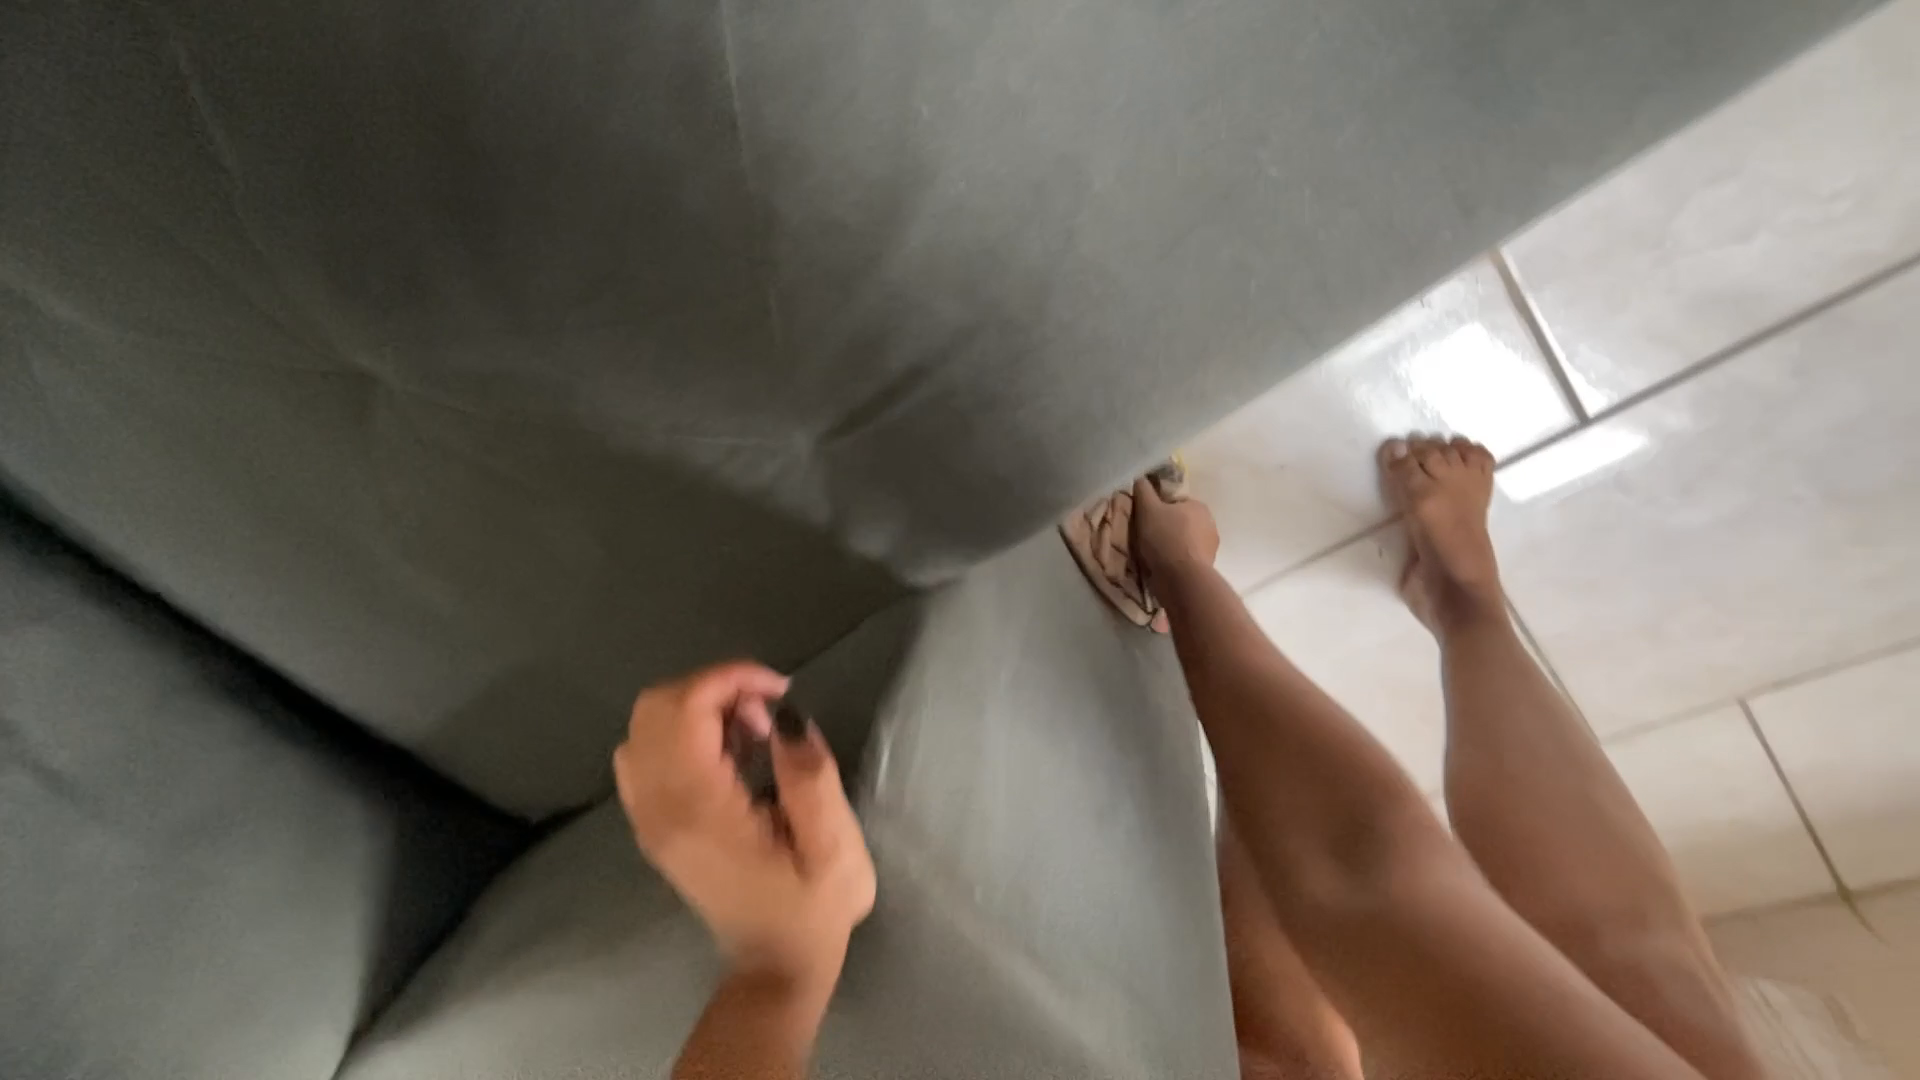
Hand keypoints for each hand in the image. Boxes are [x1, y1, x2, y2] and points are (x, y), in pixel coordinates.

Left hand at [614, 662, 876, 983]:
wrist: (776, 968)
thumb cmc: (811, 907)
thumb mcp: (833, 845)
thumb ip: (810, 775)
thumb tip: (784, 716)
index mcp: (697, 809)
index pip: (683, 708)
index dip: (729, 678)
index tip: (781, 690)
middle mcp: (658, 807)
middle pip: (655, 707)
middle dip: (715, 688)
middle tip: (767, 715)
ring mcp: (649, 816)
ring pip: (649, 724)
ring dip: (702, 708)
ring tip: (755, 734)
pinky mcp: (656, 822)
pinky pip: (648, 751)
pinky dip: (687, 731)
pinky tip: (731, 753)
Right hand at [1130, 475, 1219, 579]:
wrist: (1181, 578)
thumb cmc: (1165, 538)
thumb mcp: (1147, 509)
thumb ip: (1144, 490)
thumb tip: (1140, 476)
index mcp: (1198, 506)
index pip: (1175, 502)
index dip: (1158, 509)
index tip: (1146, 519)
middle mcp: (1209, 523)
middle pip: (1180, 522)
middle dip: (1165, 528)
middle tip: (1146, 537)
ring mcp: (1210, 547)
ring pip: (1183, 541)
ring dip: (1170, 546)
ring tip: (1152, 555)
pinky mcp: (1206, 567)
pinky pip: (1185, 558)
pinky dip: (1175, 560)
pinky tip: (1162, 566)